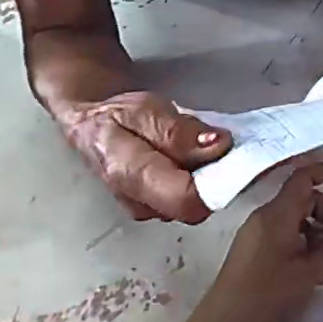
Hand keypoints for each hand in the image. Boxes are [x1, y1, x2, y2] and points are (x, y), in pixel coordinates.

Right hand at [60, 91, 232, 223]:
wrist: (90, 126)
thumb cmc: (117, 114)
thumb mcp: (147, 110)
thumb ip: (181, 131)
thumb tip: (219, 146)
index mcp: (132, 177)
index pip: (186, 200)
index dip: (217, 181)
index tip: (232, 151)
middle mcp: (141, 205)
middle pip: (196, 206)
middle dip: (215, 177)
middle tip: (219, 143)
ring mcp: (149, 211)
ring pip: (195, 204)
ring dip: (208, 177)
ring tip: (203, 146)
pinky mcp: (157, 208)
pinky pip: (189, 199)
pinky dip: (200, 179)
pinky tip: (196, 157)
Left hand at [198, 161, 322, 321]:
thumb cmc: (268, 295)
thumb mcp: (310, 272)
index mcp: (277, 213)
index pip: (303, 177)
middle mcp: (264, 215)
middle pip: (300, 197)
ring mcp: (254, 230)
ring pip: (291, 214)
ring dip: (313, 225)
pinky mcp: (250, 246)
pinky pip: (280, 228)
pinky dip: (299, 236)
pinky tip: (307, 263)